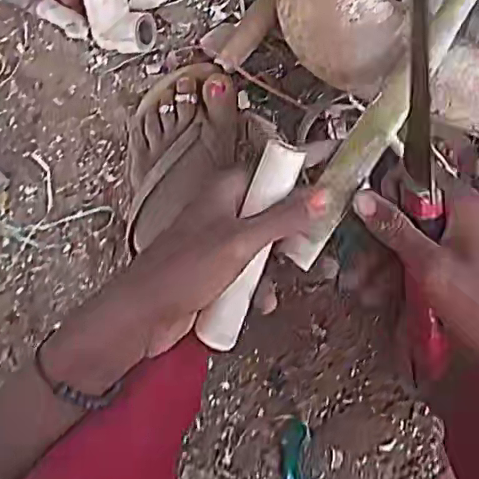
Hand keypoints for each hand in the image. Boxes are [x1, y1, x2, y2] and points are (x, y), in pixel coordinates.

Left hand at [44, 169, 321, 391]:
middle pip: (277, 209)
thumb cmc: (184, 269)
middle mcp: (228, 208)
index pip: (277, 169)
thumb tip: (324, 194)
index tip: (338, 160)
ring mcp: (223, 240)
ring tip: (305, 277)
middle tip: (323, 242)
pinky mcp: (220, 270)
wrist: (140, 318)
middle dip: (300, 229)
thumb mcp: (241, 242)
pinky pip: (252, 271)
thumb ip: (284, 218)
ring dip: (282, 263)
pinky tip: (261, 302)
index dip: (306, 167)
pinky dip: (260, 284)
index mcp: (229, 188)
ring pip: (268, 244)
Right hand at [353, 180, 478, 376]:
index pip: (412, 178)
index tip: (360, 214)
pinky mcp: (449, 273)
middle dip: (376, 241)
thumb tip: (365, 199)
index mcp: (461, 203)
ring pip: (404, 242)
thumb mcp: (432, 265)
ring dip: (380, 264)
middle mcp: (457, 219)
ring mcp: (452, 247)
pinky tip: (377, 297)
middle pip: (403, 214)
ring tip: (362, 288)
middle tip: (357, 263)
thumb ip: (395, 229)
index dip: (384, 195)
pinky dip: (395, 279)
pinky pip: (414, 265)